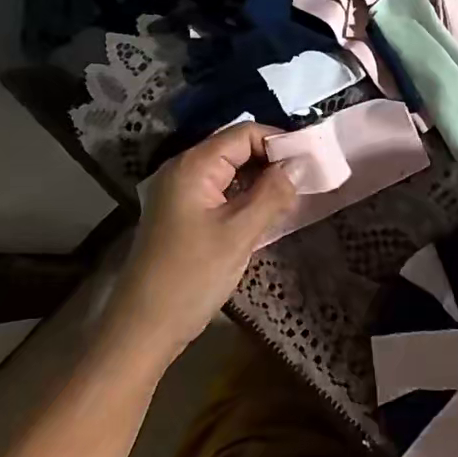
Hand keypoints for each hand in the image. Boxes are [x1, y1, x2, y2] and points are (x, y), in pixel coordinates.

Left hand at [105, 123, 298, 361]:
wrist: (146, 322)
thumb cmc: (193, 276)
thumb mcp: (239, 234)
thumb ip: (271, 194)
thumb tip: (298, 164)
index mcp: (193, 165)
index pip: (243, 133)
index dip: (278, 141)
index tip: (311, 161)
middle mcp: (182, 169)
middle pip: (234, 149)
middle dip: (271, 160)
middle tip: (308, 180)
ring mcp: (178, 192)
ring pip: (227, 172)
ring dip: (259, 180)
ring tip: (293, 197)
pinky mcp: (180, 213)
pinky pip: (217, 192)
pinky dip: (242, 196)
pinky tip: (265, 212)